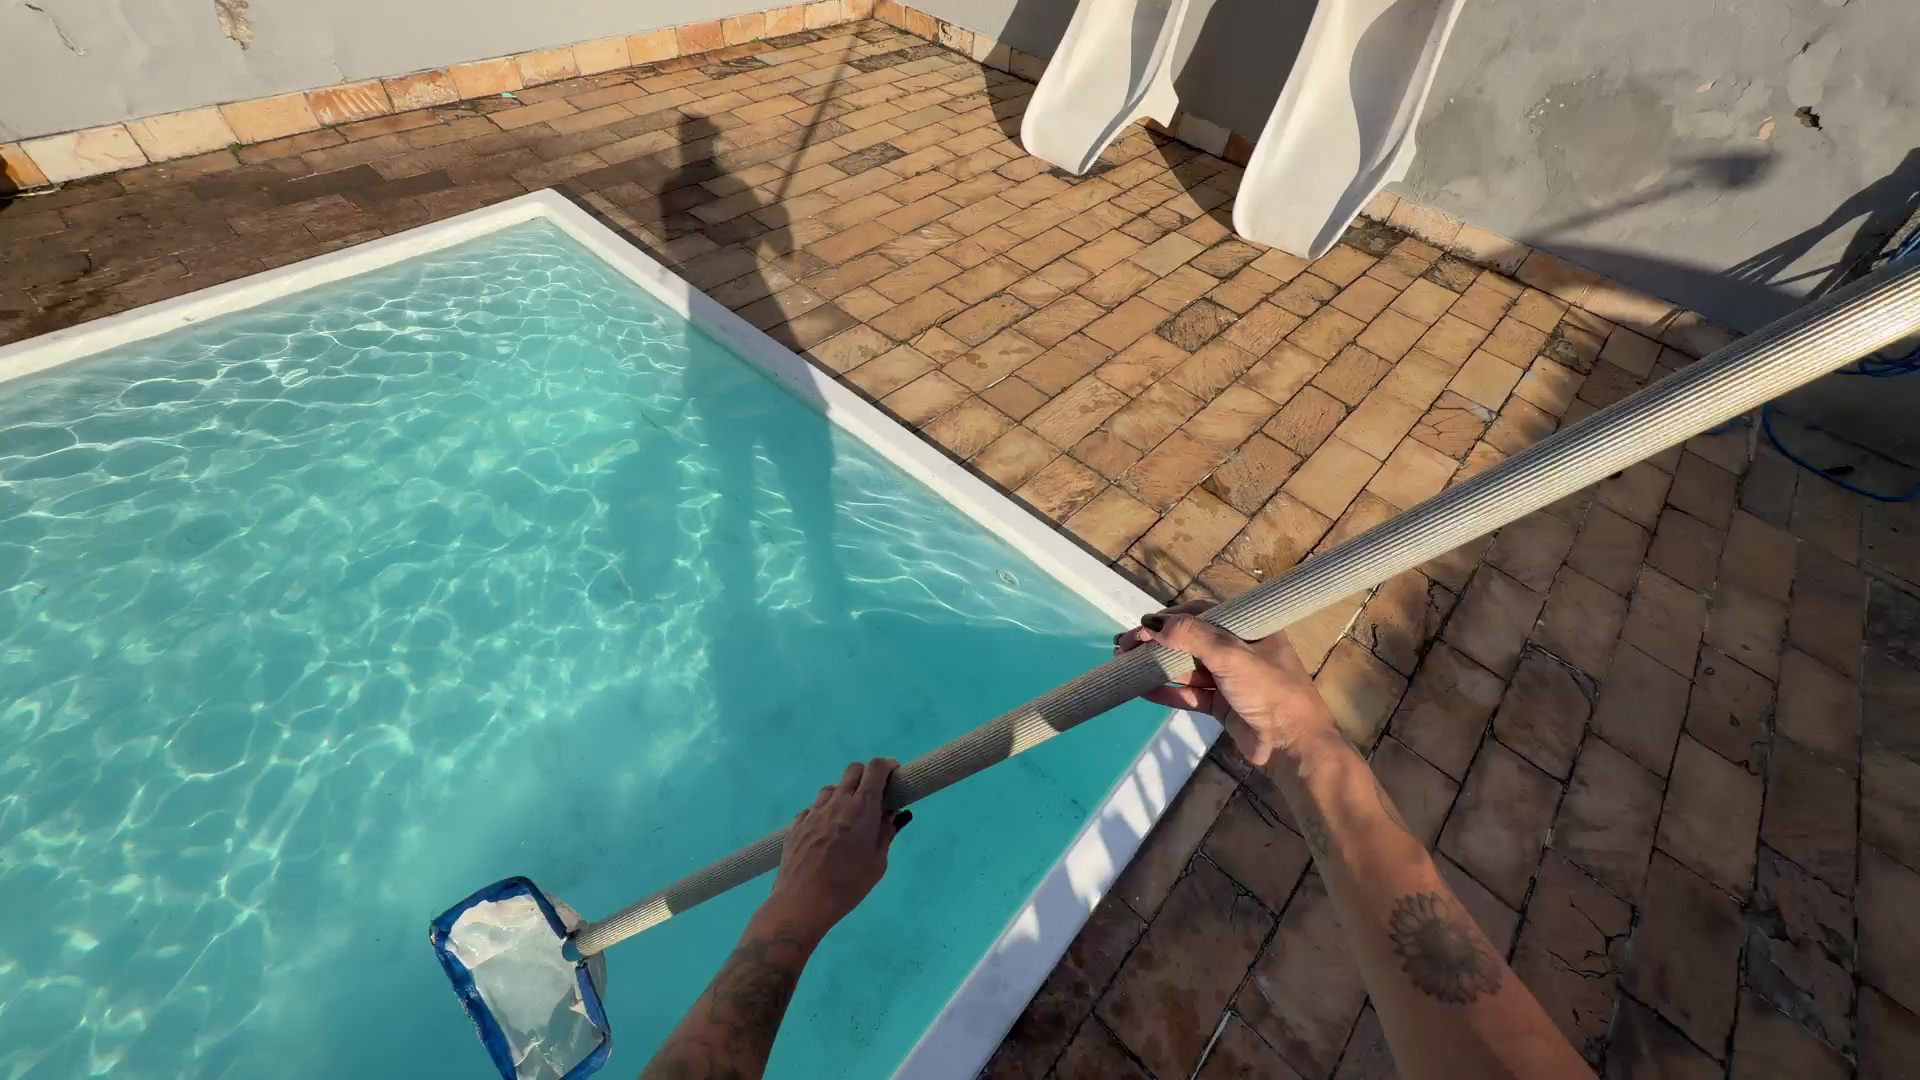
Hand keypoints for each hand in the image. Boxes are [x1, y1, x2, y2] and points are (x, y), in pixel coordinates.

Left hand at [760, 758, 910, 944]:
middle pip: (853, 770)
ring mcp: (814, 811)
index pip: (875, 768)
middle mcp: (837, 802)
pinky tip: (826, 832)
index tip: (894, 775)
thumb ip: (886, 834)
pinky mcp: (797, 824)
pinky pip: (814, 808)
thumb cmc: (847, 886)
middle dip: (867, 775)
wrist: (802, 903)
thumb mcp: (877, 863)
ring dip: (844, 794)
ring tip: (848, 817)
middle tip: (874, 795)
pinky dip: (825, 812)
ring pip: (832, 788)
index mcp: (861, 808)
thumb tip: (893, 814)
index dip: (887, 766)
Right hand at [1116, 600, 1344, 772]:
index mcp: (1250, 630)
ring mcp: (1230, 679)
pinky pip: (1189, 694)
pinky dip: (1167, 692)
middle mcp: (1239, 650)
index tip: (1142, 627)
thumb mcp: (1231, 656)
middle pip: (1190, 641)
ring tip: (1125, 666)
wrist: (1294, 748)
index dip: (1171, 618)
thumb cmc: (1270, 691)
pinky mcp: (1222, 705)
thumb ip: (1191, 636)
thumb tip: (1150, 624)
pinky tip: (1141, 690)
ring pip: (1186, 668)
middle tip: (1124, 647)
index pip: (1203, 614)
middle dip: (1157, 643)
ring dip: (1158, 667)